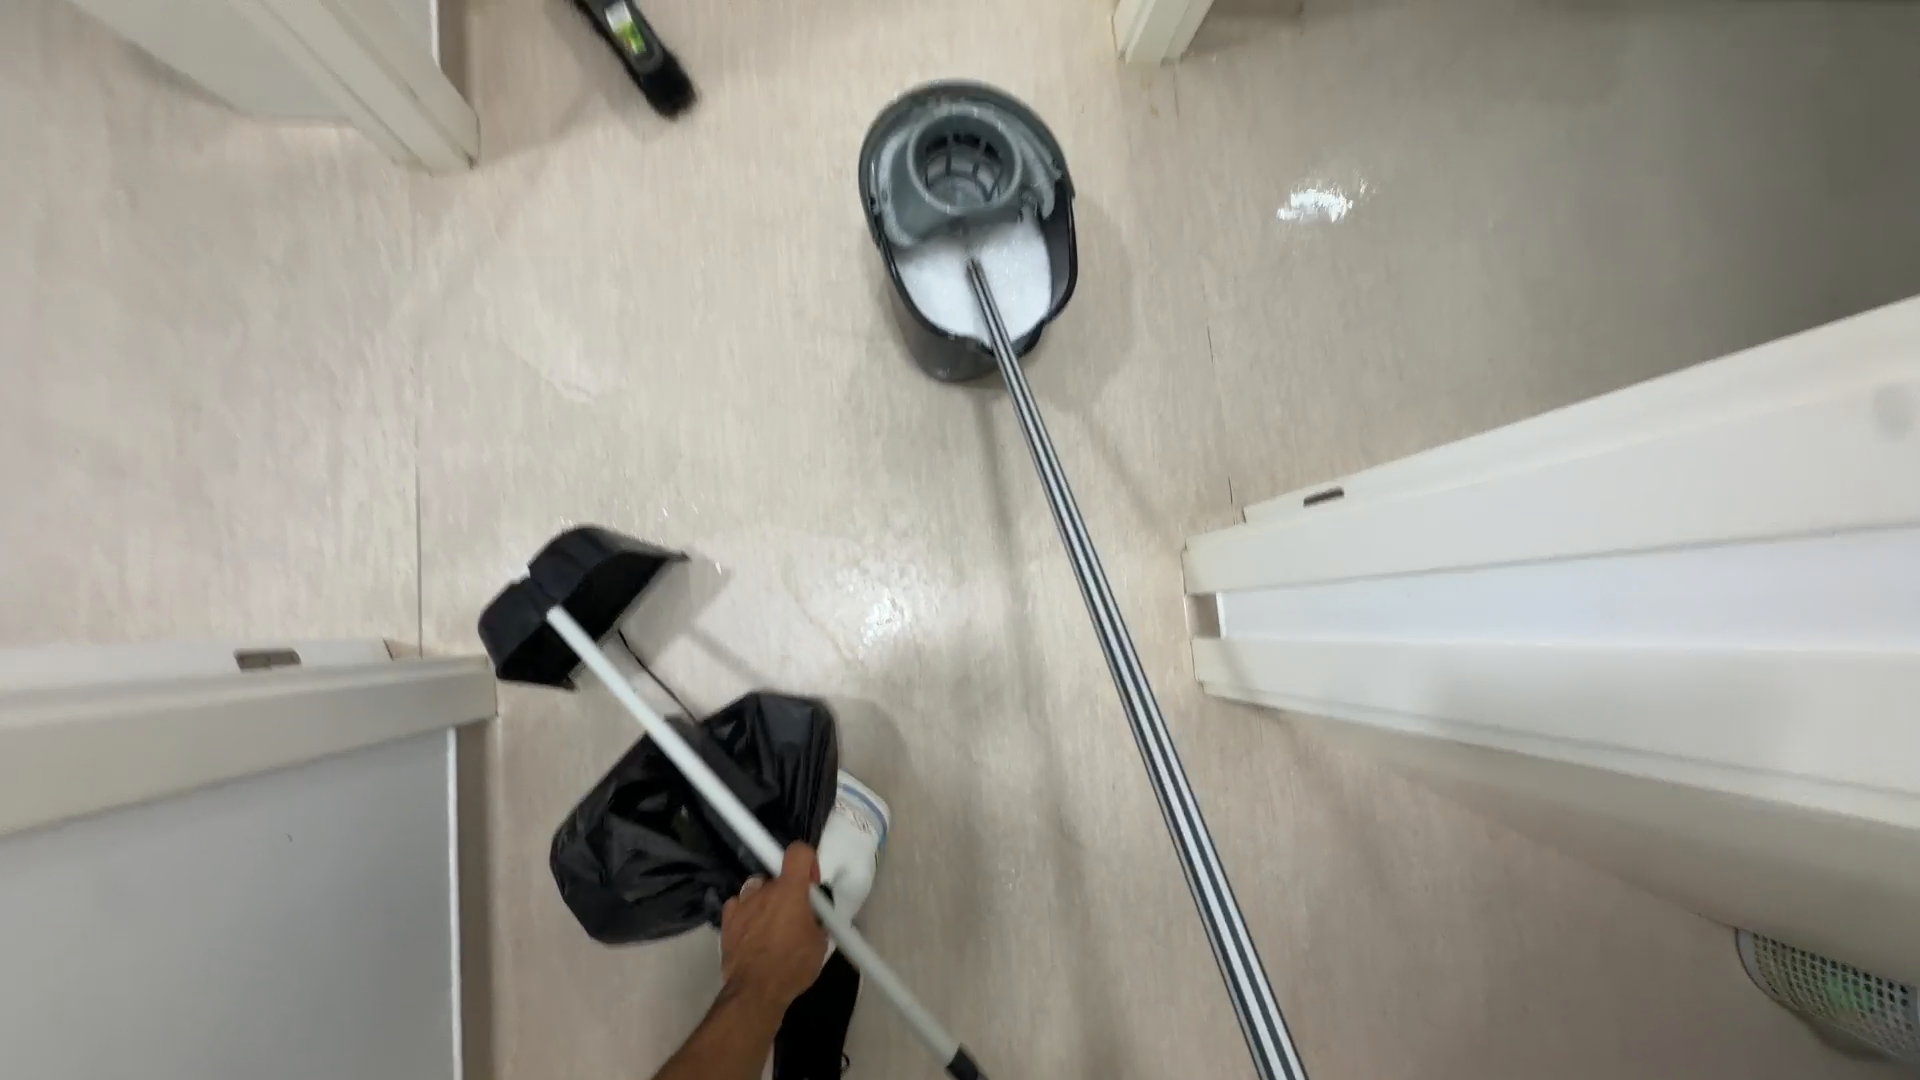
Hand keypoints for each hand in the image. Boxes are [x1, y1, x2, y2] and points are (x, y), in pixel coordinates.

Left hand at [720, 844, 827, 1012]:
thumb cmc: (793, 965)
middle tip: (793, 915)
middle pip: (777, 875)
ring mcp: (742, 904)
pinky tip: (751, 931)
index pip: (798, 851)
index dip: (808, 861)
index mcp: (791, 889)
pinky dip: (745, 913)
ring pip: (755, 888)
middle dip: (787, 890)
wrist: (756, 992)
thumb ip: (816, 919)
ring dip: (764, 899)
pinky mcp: (727, 921)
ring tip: (770, 923)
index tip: (811, 884)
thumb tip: (814, 916)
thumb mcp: (820, 942)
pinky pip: (737, 905)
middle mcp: (765, 889)